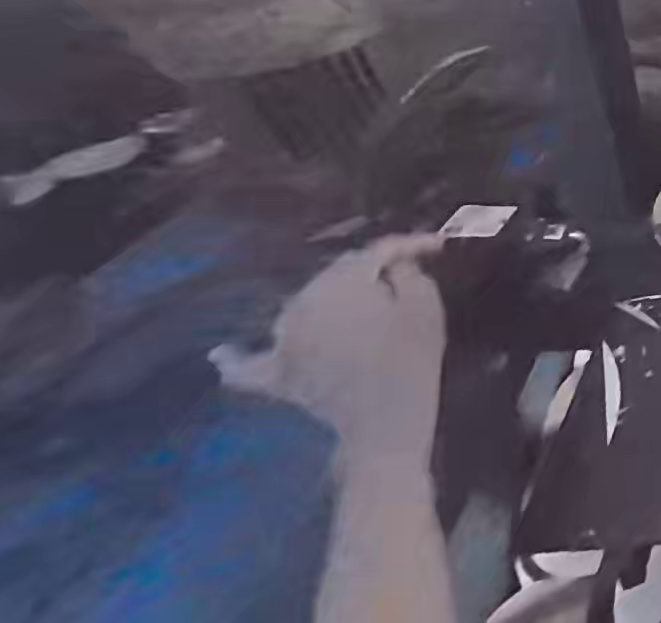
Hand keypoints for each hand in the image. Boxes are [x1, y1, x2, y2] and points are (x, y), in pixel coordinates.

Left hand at [211, 234, 447, 463]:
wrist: (385, 417)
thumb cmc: (412, 354)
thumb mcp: (425, 303)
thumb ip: (409, 272)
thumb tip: (394, 264)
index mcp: (341, 283)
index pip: (377, 251)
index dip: (410, 243)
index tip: (437, 246)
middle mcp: (301, 303)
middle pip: (338, 273)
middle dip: (370, 269)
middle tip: (404, 271)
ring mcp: (280, 340)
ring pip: (305, 304)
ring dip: (330, 298)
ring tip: (357, 297)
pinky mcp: (274, 374)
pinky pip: (248, 363)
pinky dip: (238, 357)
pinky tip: (223, 353)